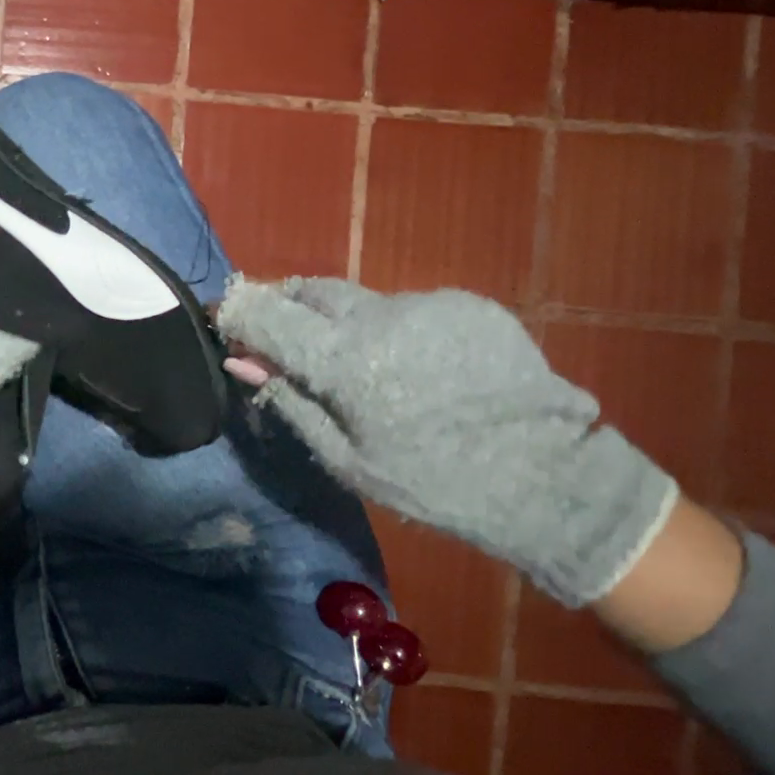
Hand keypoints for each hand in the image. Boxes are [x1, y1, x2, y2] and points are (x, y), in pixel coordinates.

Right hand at [216, 276, 677, 607]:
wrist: (548, 479)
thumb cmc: (433, 482)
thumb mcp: (347, 457)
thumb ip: (290, 399)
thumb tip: (240, 360)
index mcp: (346, 359)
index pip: (270, 314)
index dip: (241, 314)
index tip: (226, 323)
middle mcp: (380, 315)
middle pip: (312, 291)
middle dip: (289, 307)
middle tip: (284, 337)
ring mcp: (427, 304)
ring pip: (362, 302)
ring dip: (345, 322)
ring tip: (365, 364)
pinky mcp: (467, 304)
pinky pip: (409, 309)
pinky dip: (395, 329)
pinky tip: (416, 365)